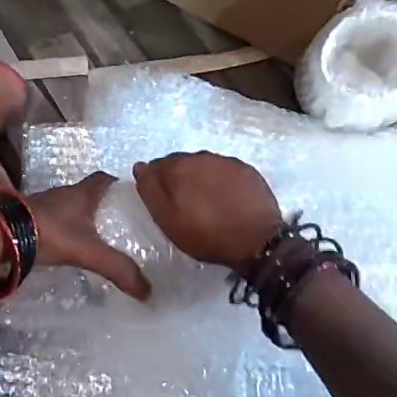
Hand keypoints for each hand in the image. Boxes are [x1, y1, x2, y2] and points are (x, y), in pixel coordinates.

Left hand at [27, 173, 151, 300]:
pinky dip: (65, 231)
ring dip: (82, 219)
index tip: (131, 200)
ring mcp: (44, 206)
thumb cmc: (49, 233)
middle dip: (103, 206)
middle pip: (88, 194)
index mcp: (82, 194)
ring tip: (98, 238)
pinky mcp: (30, 219)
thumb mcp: (89, 252)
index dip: (118, 186)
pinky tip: (70, 246)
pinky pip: (54, 221)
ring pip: (70, 208)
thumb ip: (118, 268)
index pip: (105, 179)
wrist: (1, 234)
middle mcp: (63, 194)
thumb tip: (147, 291)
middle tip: (118, 225)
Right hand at [132, 152, 282, 271]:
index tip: (160, 201)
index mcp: (178, 167)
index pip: (156, 165)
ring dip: (199, 178)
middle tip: (181, 203)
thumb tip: (140, 167)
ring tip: (203, 202)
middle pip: (181, 163)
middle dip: (177, 178)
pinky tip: (224, 199)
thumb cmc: (205, 234)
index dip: (155, 182)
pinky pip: (225, 171)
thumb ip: (150, 191)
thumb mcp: (167, 220)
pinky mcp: (247, 170)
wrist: (256, 240)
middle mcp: (202, 156)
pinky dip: (220, 181)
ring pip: (203, 165)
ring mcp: (227, 161)